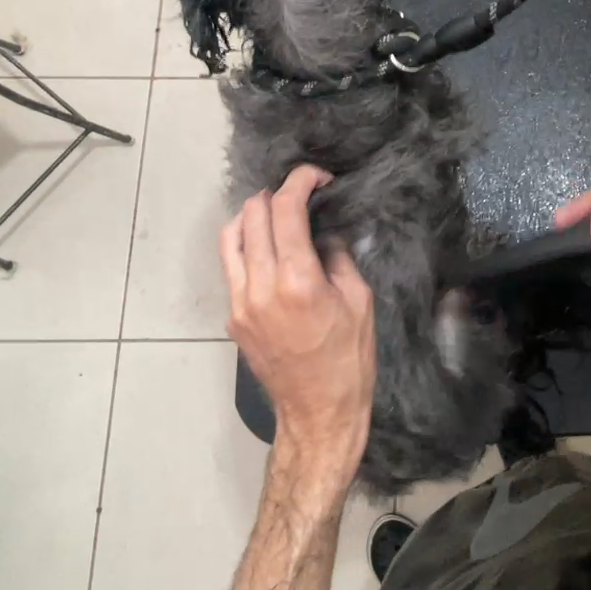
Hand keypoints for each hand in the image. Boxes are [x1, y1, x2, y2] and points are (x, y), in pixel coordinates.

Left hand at [220, 166, 375, 468]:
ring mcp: (239, 302)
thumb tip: (323, 231)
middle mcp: (260, 286)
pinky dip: (246, 244)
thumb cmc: (349, 359)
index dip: (301, 181)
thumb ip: (338, 257)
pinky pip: (231, 265)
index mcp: (298, 280)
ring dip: (253, 215)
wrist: (318, 412)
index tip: (318, 177)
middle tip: (302, 196)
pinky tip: (270, 250)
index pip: (286, 209)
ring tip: (277, 215)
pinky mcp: (232, 317)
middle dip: (278, 194)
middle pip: (253, 214)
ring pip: (230, 236)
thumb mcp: (360, 301)